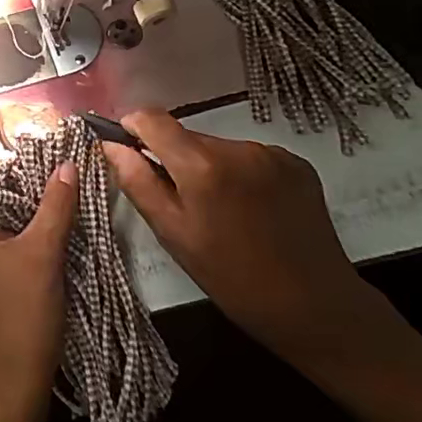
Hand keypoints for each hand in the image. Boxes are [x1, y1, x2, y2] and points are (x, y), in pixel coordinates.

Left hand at [0, 162, 76, 407]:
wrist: (21, 375)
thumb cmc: (23, 309)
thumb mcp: (42, 251)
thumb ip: (56, 205)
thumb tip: (68, 163)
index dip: (26, 166)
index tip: (62, 155)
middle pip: (11, 198)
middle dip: (43, 186)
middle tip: (79, 170)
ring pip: (24, 219)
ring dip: (50, 209)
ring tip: (82, 190)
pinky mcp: (12, 273)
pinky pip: (30, 239)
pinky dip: (51, 230)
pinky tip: (76, 222)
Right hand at [102, 110, 368, 363]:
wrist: (311, 303)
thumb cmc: (229, 276)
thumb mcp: (173, 234)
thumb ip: (138, 183)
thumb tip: (110, 145)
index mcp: (202, 165)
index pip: (152, 119)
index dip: (132, 127)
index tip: (126, 147)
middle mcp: (238, 146)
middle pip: (188, 136)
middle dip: (175, 159)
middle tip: (180, 203)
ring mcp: (272, 152)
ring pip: (220, 149)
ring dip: (210, 169)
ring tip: (221, 212)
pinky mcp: (296, 163)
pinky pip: (252, 158)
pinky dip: (241, 175)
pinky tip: (251, 210)